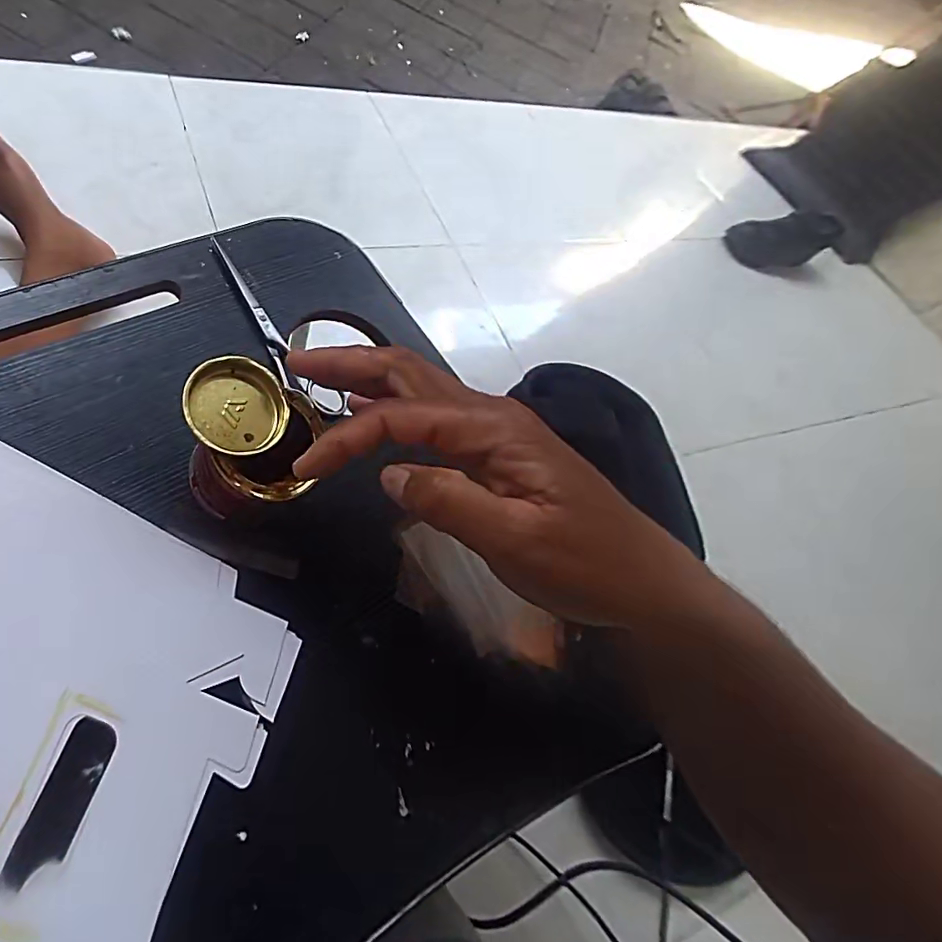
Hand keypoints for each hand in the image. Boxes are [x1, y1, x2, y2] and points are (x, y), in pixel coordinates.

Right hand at [289, 347, 714, 626]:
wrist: (642, 580)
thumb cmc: (587, 564)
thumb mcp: (516, 541)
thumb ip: (449, 501)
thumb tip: (388, 473)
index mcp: (494, 430)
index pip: (402, 418)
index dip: (347, 439)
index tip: (307, 469)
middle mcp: (490, 416)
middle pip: (409, 373)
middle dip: (350, 363)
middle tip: (298, 361)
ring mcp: (492, 432)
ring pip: (420, 388)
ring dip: (368, 379)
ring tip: (320, 378)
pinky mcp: (492, 454)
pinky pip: (431, 419)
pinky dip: (392, 410)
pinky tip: (370, 417)